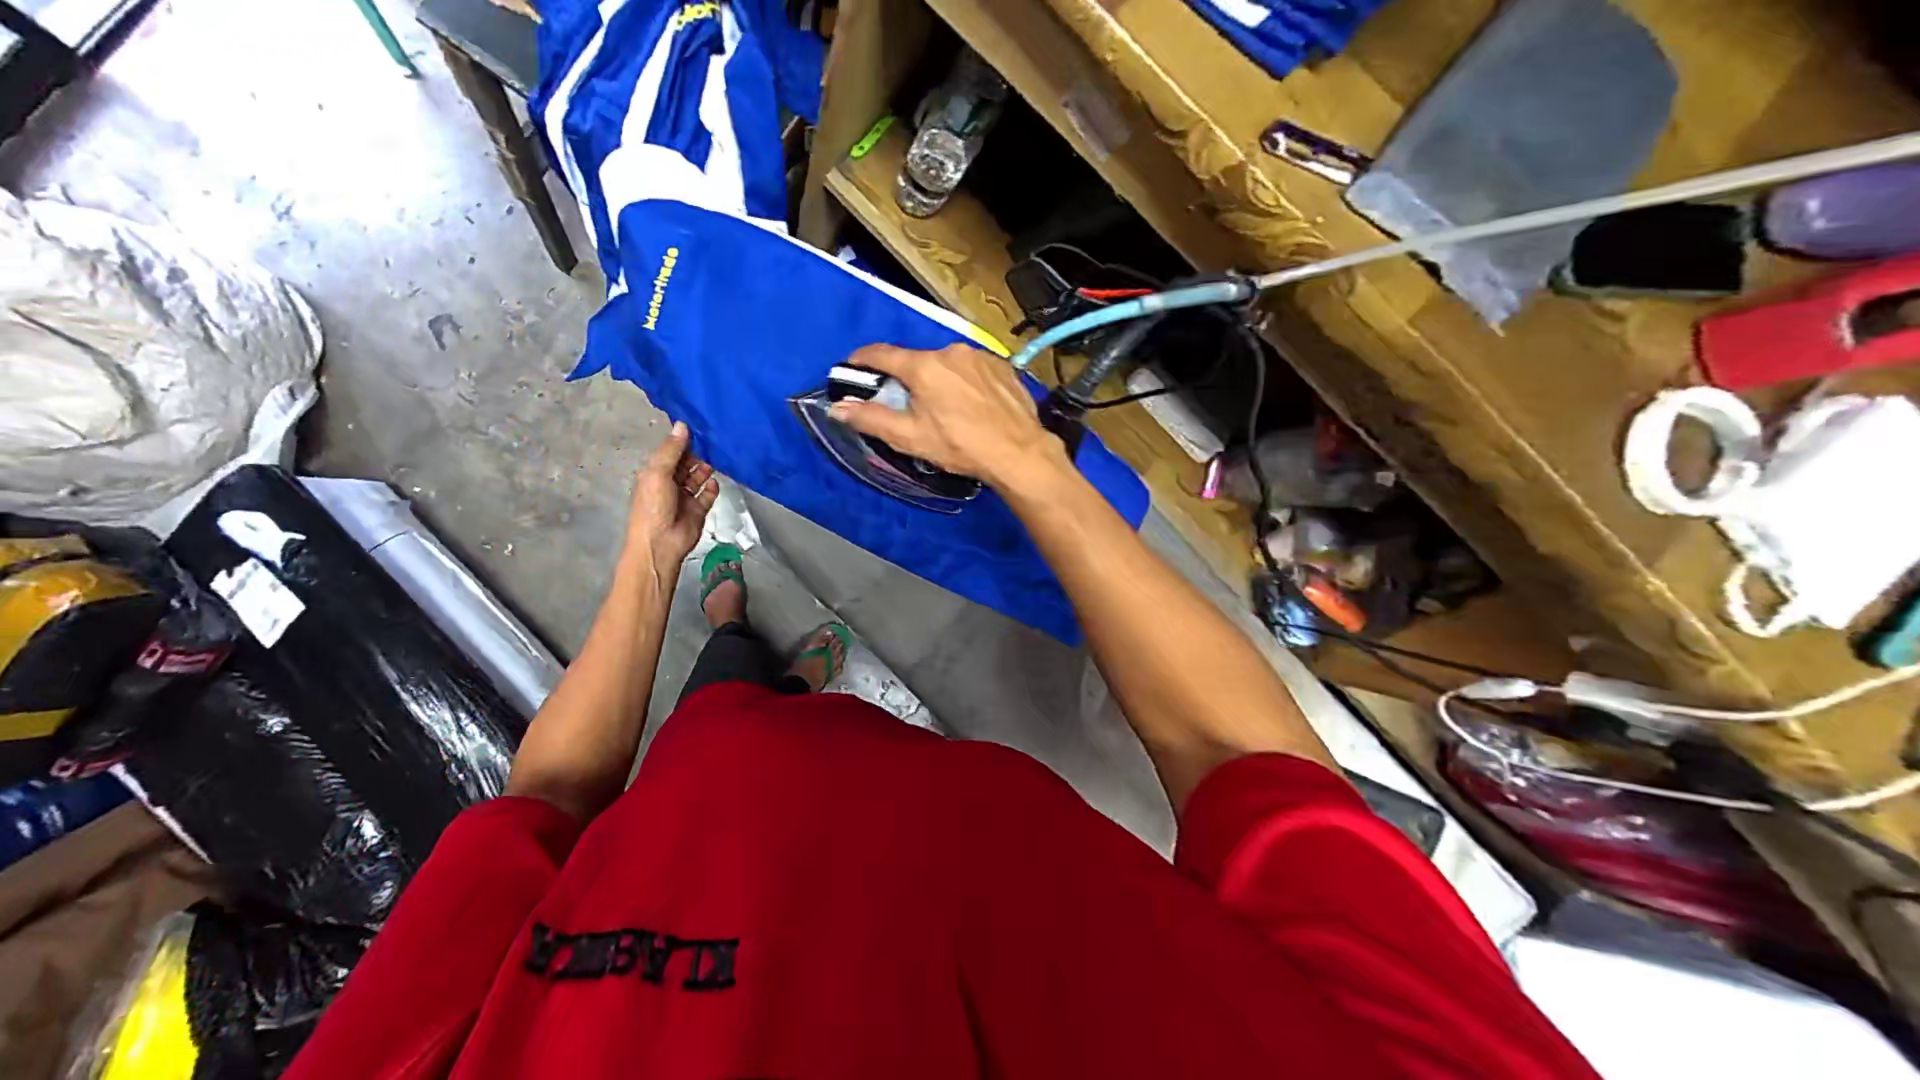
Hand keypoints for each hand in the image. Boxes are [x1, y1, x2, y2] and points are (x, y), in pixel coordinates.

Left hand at [622, 421, 716, 583]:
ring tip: (715, 461)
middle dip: (697, 454)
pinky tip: (713, 483)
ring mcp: (684, 497)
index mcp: (654, 473)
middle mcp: (669, 483)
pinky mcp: (698, 510)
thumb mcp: (657, 473)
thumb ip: (671, 450)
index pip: (671, 452)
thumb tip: (682, 425)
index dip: (683, 441)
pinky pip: (707, 495)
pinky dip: (711, 488)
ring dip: (705, 469)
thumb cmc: (653, 506)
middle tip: (712, 443)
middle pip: (686, 464)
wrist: (661, 543)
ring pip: (698, 478)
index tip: (698, 428)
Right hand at [828, 344, 1066, 492]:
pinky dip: (965, 382)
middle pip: (916, 361)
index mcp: (923, 366)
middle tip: (908, 406)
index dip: (862, 360)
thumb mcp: (910, 437)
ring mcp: (979, 356)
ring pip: (946, 364)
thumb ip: (871, 419)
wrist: (1019, 452)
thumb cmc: (961, 446)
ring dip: (939, 380)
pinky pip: (972, 369)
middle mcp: (950, 351)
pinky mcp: (1002, 366)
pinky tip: (972, 406)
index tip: (852, 368)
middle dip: (907, 379)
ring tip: (945, 410)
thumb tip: (837, 408)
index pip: (881, 353)